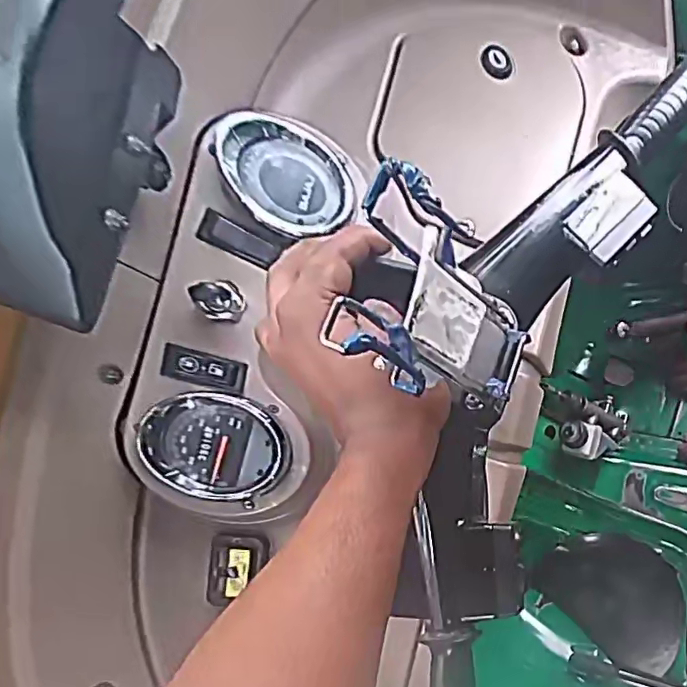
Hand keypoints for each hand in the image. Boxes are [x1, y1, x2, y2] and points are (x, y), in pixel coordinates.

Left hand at [257, 227, 451, 472]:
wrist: (384, 445)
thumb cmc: (395, 407)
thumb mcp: (402, 342)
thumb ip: (386, 309)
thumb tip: (377, 305)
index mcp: (310, 311)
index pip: (330, 255)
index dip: (358, 241)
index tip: (376, 240)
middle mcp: (286, 323)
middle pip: (296, 262)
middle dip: (329, 250)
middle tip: (359, 250)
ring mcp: (284, 344)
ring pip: (284, 285)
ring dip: (313, 271)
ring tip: (343, 271)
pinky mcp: (291, 362)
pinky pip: (286, 314)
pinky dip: (305, 299)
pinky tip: (330, 304)